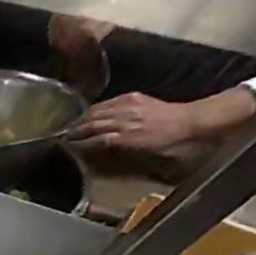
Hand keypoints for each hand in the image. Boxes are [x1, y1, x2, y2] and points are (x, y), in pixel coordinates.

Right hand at [67, 91, 198, 152]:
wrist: (195, 120)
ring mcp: (130, 106)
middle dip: (75, 131)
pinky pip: (109, 102)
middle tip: (61, 138)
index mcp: (128, 137)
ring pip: (98, 112)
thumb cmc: (174, 144)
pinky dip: (96, 109)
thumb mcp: (148, 157)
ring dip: (82, 120)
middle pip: (93, 124)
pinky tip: (90, 113)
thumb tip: (102, 157)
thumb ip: (124, 156)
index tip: (65, 149)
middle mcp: (126, 120)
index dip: (79, 145)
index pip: (96, 140)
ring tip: (70, 126)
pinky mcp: (134, 97)